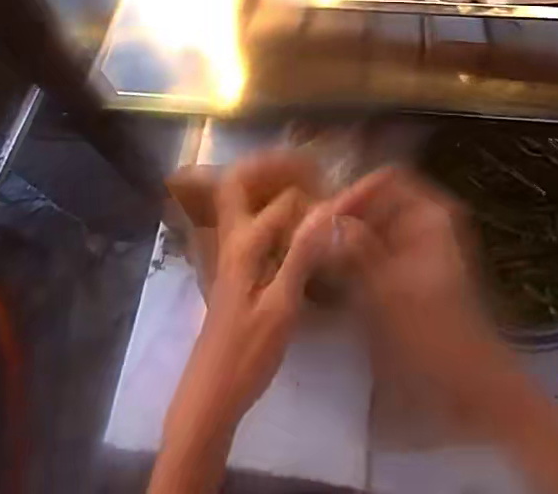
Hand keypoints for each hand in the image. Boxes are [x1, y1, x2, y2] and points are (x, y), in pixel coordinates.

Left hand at [153, 154, 332, 493]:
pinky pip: (246, 220)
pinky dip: (266, 206)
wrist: (210, 395)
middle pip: (237, 180)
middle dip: (272, 164)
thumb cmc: (247, 355)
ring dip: (267, 181)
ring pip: (238, 198)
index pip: (284, 201)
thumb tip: (328, 210)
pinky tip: (293, 222)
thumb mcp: (281, 307)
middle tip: (308, 166)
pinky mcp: (232, 267)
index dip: (317, 197)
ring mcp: (228, 252)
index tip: (346, 200)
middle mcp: (231, 238)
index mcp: (243, 244)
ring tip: (304, 182)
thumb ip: (301, 254)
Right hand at [327, 166, 517, 430]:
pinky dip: (351, 259)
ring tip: (312, 258)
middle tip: (308, 240)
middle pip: (376, 201)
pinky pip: (373, 251)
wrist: (471, 388)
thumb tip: (314, 219)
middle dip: (342, 217)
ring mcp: (418, 247)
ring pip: (370, 226)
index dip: (353, 194)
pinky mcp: (408, 273)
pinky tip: (328, 278)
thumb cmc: (434, 334)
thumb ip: (350, 249)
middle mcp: (425, 222)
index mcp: (430, 214)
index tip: (322, 220)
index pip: (384, 180)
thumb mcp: (387, 290)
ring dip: (343, 239)